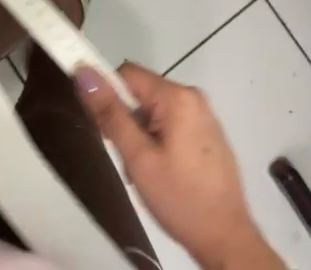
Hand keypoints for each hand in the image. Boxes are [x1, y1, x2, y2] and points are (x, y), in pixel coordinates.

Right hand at [77, 64, 280, 269]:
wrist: (226, 239)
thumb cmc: (180, 198)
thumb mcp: (138, 158)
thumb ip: (110, 113)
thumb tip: (84, 71)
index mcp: (177, 97)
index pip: (127, 74)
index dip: (108, 95)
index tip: (104, 130)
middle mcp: (193, 97)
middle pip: (142, 93)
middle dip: (127, 121)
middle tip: (128, 159)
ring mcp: (204, 116)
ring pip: (155, 112)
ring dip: (141, 135)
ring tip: (146, 172)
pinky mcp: (209, 134)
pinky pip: (172, 124)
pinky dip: (159, 141)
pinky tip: (163, 173)